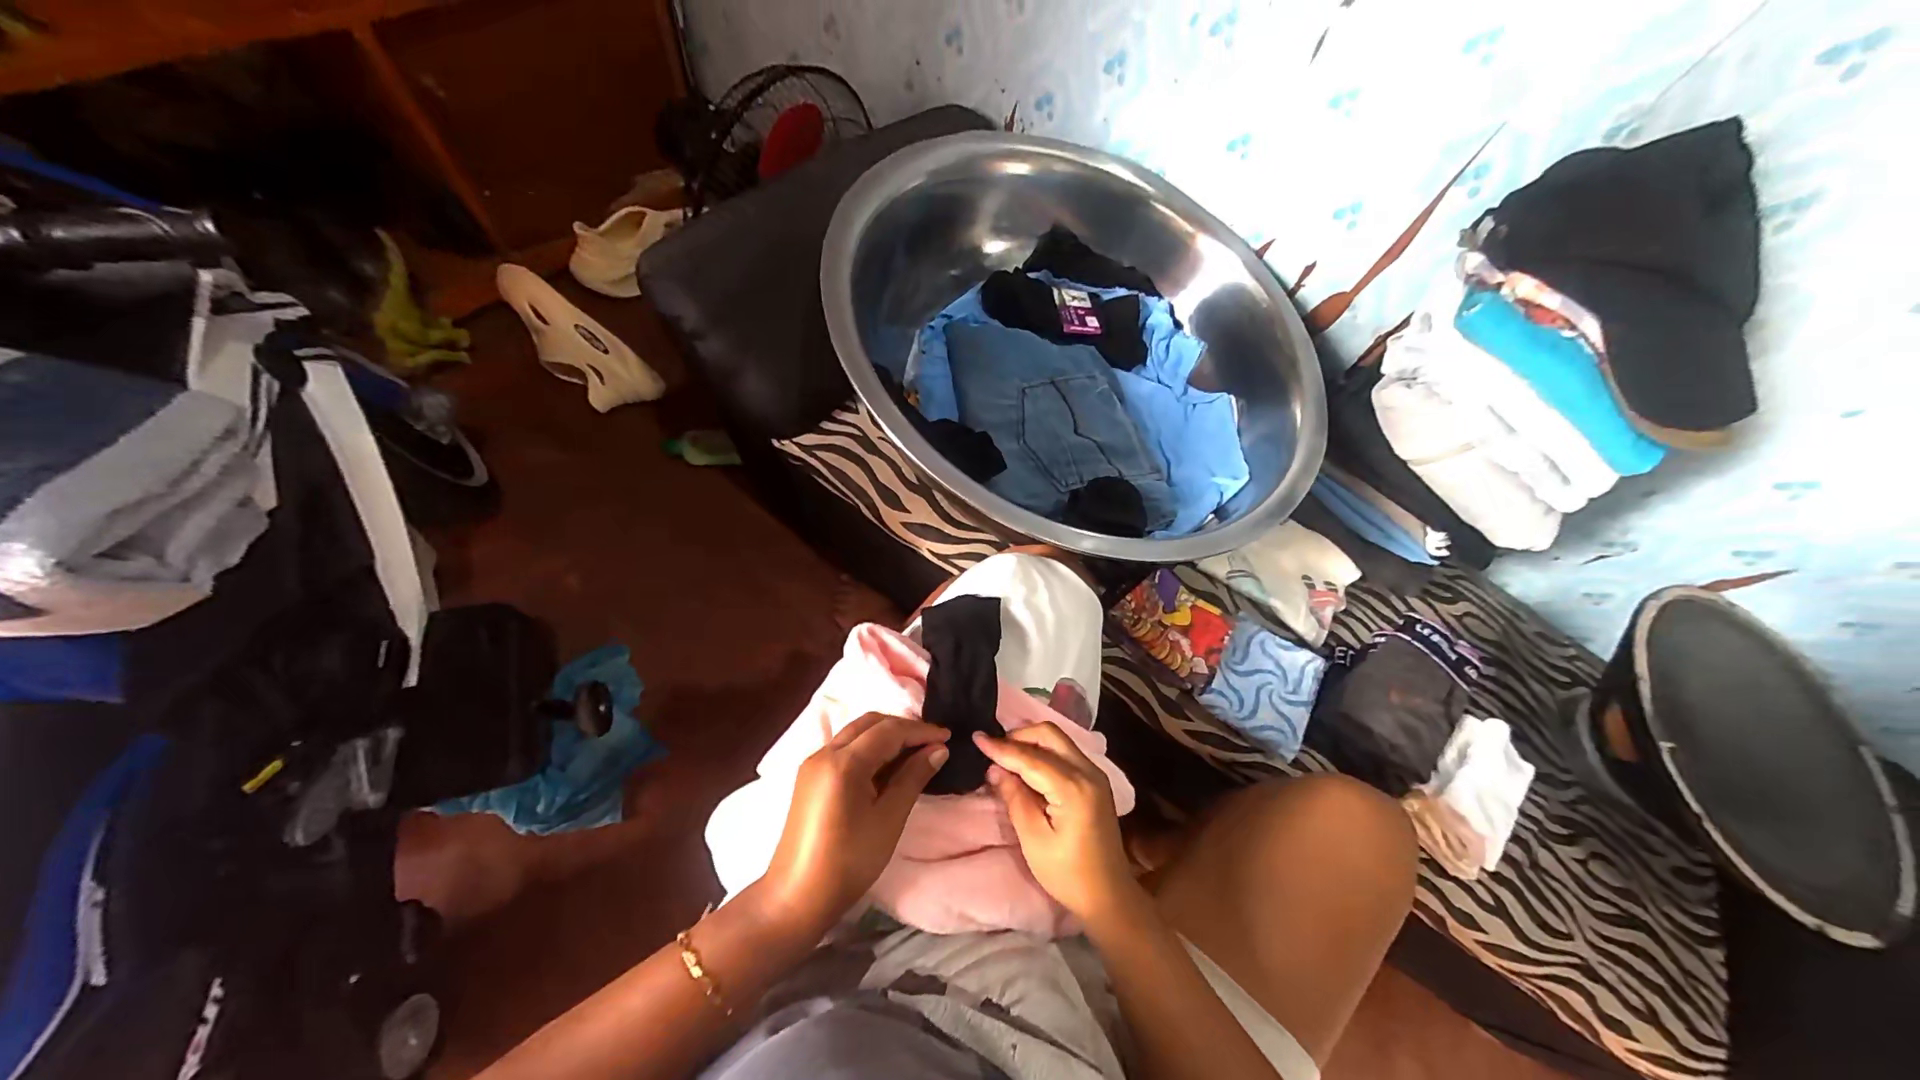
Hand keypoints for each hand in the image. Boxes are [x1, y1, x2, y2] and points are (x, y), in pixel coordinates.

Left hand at [762, 713, 948, 934]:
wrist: (796, 897)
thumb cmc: (848, 862)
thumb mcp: (888, 820)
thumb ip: (912, 778)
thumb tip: (938, 750)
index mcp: (844, 762)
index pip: (888, 730)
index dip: (920, 730)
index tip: (948, 736)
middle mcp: (825, 752)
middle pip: (869, 723)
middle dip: (902, 727)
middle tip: (932, 742)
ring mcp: (813, 763)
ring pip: (855, 732)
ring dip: (885, 735)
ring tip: (914, 752)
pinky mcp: (809, 776)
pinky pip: (844, 747)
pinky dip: (868, 747)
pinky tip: (887, 766)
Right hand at [976, 723, 1137, 923]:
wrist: (1109, 895)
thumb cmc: (1067, 874)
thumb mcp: (1034, 840)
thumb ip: (1015, 798)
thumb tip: (995, 769)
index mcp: (1073, 788)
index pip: (1031, 757)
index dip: (1001, 747)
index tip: (977, 738)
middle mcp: (1088, 772)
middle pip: (1049, 735)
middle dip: (1019, 736)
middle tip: (994, 750)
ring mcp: (1095, 774)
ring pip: (1058, 740)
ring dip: (1031, 742)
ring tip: (1006, 757)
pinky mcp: (1096, 781)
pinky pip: (1066, 752)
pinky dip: (1043, 752)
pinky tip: (1027, 767)